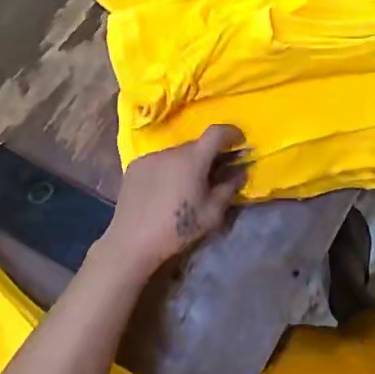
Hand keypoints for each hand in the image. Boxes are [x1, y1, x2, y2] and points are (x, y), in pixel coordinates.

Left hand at [94, 125, 245, 276]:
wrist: (133, 241)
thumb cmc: (178, 229)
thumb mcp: (212, 213)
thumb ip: (229, 188)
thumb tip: (241, 172)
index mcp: (193, 159)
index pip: (216, 133)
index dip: (231, 132)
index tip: (240, 141)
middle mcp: (171, 151)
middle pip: (195, 145)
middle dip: (209, 154)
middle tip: (216, 171)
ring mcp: (150, 157)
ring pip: (176, 154)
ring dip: (186, 163)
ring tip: (186, 186)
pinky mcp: (134, 166)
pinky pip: (158, 162)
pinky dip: (167, 169)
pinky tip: (164, 190)